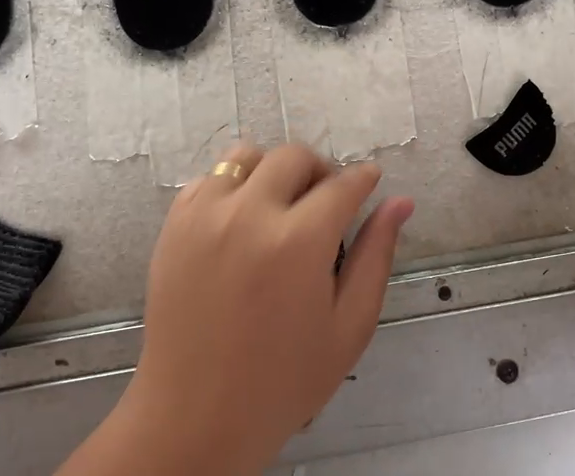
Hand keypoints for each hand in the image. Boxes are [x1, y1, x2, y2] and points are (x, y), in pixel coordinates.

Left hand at [90, 143, 413, 475]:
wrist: (195, 417)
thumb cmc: (283, 381)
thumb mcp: (349, 327)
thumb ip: (376, 256)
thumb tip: (400, 202)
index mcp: (298, 242)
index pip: (342, 184)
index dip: (362, 179)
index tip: (369, 181)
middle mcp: (249, 214)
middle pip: (294, 157)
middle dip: (320, 172)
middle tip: (325, 206)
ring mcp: (204, 216)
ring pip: (247, 156)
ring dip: (272, 171)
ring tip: (280, 209)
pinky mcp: (174, 226)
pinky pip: (208, 179)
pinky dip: (231, 187)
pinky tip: (241, 223)